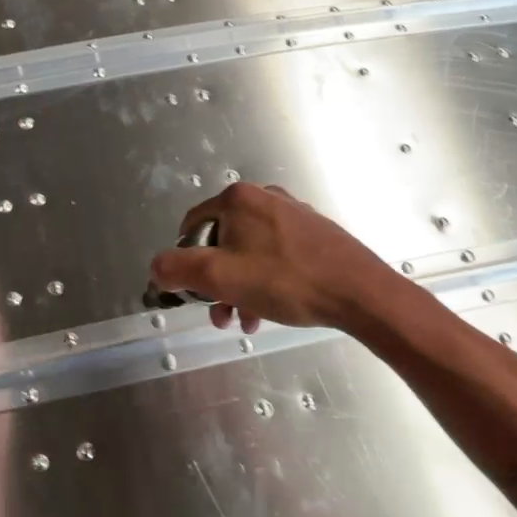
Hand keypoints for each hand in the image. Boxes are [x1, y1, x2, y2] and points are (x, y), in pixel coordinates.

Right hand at [147, 183, 385, 332]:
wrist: (360, 292)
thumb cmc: (285, 280)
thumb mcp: (220, 277)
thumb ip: (178, 269)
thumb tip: (157, 267)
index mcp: (237, 198)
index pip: (192, 225)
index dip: (186, 261)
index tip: (195, 292)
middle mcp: (264, 197)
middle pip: (222, 240)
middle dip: (216, 281)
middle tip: (222, 315)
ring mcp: (293, 214)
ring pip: (250, 252)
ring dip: (240, 287)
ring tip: (247, 320)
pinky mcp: (315, 233)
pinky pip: (276, 255)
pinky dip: (266, 281)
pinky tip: (271, 310)